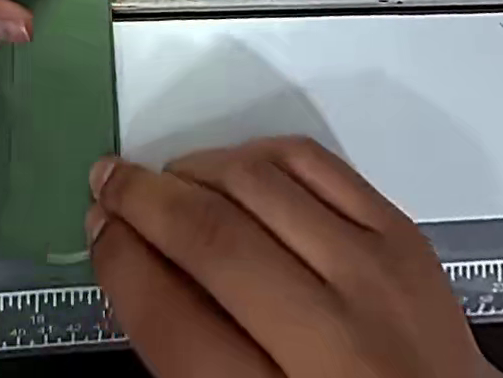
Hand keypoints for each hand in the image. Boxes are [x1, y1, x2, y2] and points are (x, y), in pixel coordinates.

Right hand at [87, 137, 495, 377]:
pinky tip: (232, 168)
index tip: (98, 226)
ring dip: (193, 169)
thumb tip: (130, 249)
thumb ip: (185, 348)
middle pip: (214, 241)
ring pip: (256, 185)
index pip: (176, 323)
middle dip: (143, 199)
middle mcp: (340, 349)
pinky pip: (310, 161)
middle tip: (109, 182)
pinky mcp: (405, 237)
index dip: (121, 263)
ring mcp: (380, 282)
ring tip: (168, 181)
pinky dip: (256, 152)